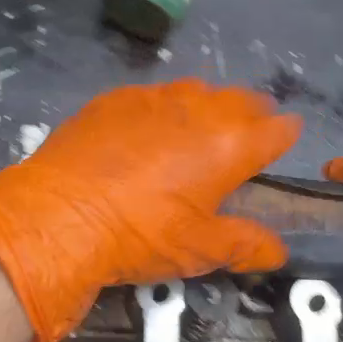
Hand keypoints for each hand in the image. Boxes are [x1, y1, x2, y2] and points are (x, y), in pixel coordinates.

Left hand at [0, 80, 299, 341]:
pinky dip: (159, 109)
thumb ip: (245, 244)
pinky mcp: (112, 99)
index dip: (284, 136)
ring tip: (198, 128)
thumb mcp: (199, 250)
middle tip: (245, 134)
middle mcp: (196, 110)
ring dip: (205, 106)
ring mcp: (151, 99)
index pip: (275, 129)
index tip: (283, 141)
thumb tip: (277, 249)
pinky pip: (150, 95)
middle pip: (239, 100)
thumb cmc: (139, 236)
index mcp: (229, 145)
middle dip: (249, 114)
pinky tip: (146, 130)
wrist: (58, 217)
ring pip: (194, 91)